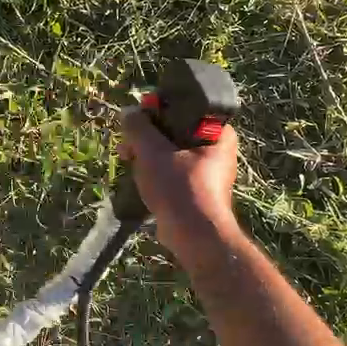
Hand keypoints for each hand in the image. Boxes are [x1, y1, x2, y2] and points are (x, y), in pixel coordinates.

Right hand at [119, 107, 240, 267]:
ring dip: (146, 154)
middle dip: (146, 137)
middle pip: (174, 130)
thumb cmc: (178, 188)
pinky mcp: (196, 188)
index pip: (186, 109)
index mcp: (218, 134)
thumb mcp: (152, 151)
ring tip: (127, 160)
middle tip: (128, 146)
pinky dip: (154, 170)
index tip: (138, 121)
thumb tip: (128, 112)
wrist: (194, 236)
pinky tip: (138, 176)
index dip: (158, 111)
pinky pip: (171, 169)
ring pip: (170, 150)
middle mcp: (217, 149)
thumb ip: (138, 127)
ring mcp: (207, 170)